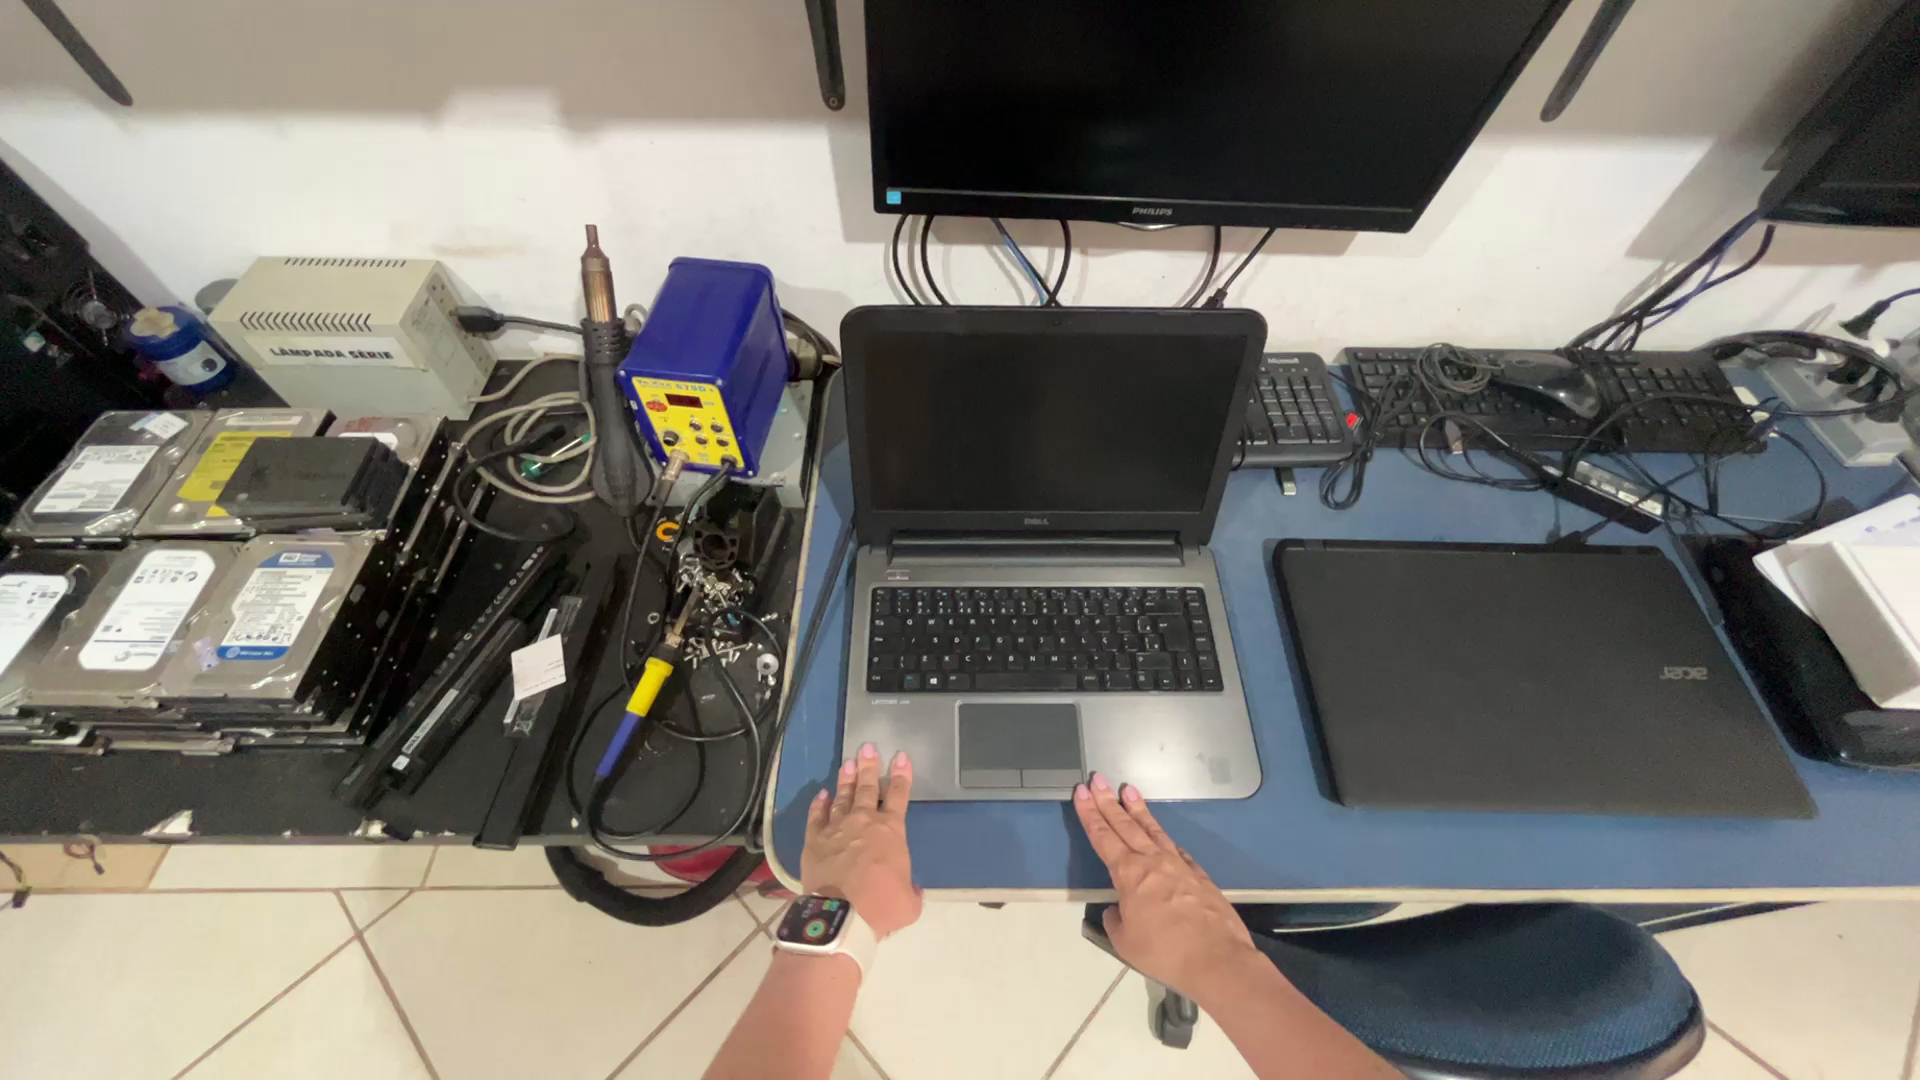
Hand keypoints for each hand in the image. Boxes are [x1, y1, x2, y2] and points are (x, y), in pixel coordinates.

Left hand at [802, 743, 921, 938]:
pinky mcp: (815, 840)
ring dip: (846, 779)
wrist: (841, 915)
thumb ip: (912, 891)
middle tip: (867, 747)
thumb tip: (912, 890)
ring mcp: (837, 828)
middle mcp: (864, 821)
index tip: (901, 757)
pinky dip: (819, 804)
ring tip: (848, 762)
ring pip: (842, 796)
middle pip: (867, 787)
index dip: (901, 775)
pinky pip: (817, 816)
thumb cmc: (881, 906)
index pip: (899, 794)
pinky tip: (822, 794)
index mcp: (891, 830)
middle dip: (869, 766)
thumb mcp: (909, 903)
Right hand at [1074, 773, 1262, 1003]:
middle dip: (1108, 801)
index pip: (1103, 836)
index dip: (1089, 813)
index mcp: (1128, 874)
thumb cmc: (1165, 952)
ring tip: (1128, 790)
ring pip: (1152, 830)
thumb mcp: (1125, 942)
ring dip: (1138, 809)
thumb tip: (1117, 909)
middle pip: (1125, 824)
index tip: (1082, 791)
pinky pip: (1177, 850)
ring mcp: (1178, 865)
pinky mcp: (1198, 875)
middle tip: (1098, 778)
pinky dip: (1166, 840)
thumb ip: (1116, 921)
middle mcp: (1151, 861)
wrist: (1217, 959)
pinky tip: (1164, 836)